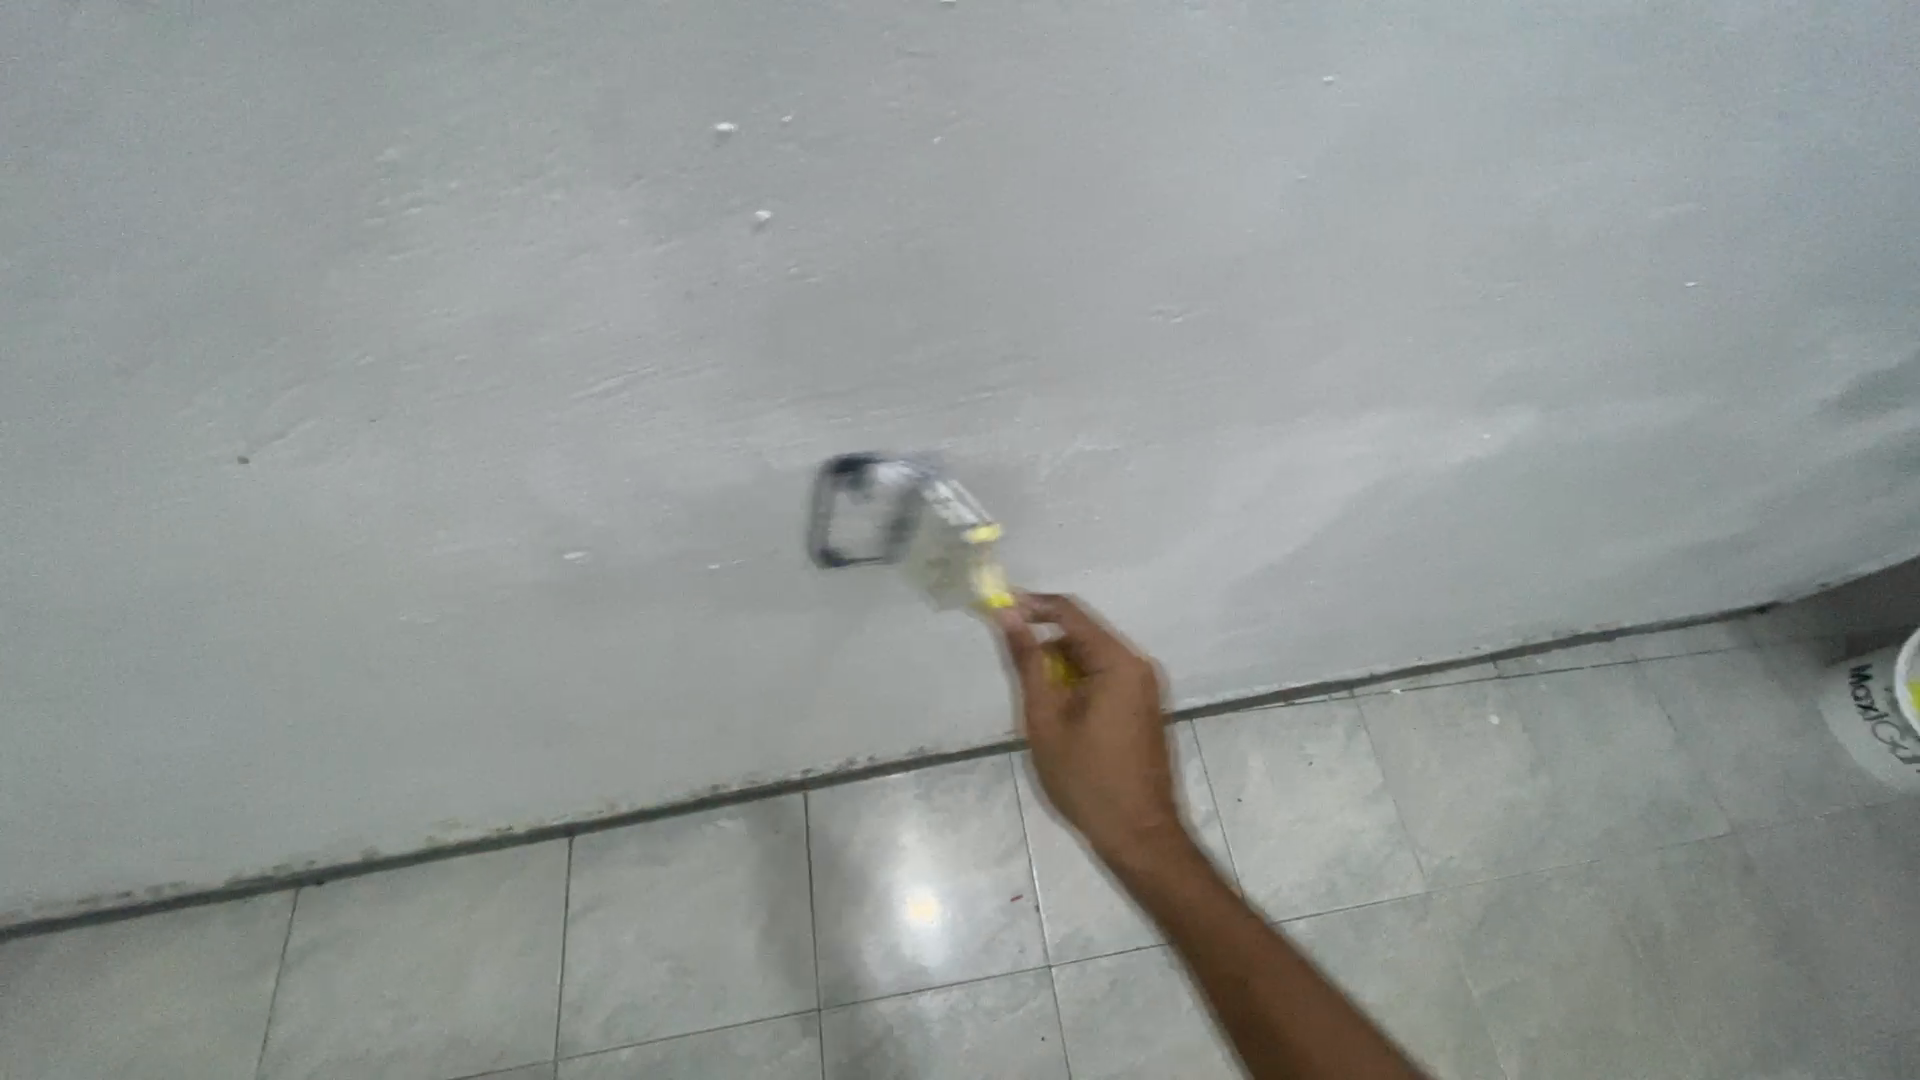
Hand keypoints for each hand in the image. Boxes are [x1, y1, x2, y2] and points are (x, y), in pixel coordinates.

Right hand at [991, 593, 1187, 862]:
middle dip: (1043, 644)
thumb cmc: (1086, 778)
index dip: (1031, 606)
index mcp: (1118, 661)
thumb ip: (1027, 661)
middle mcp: (1138, 665)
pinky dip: (1077, 684)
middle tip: (1012, 671)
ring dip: (1059, 668)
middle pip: (1082, 633)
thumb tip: (1008, 614)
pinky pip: (1105, 678)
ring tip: (1035, 703)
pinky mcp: (1143, 707)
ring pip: (1091, 658)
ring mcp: (1145, 687)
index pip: (1069, 612)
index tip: (996, 612)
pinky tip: (1059, 715)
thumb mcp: (1045, 717)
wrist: (1139, 835)